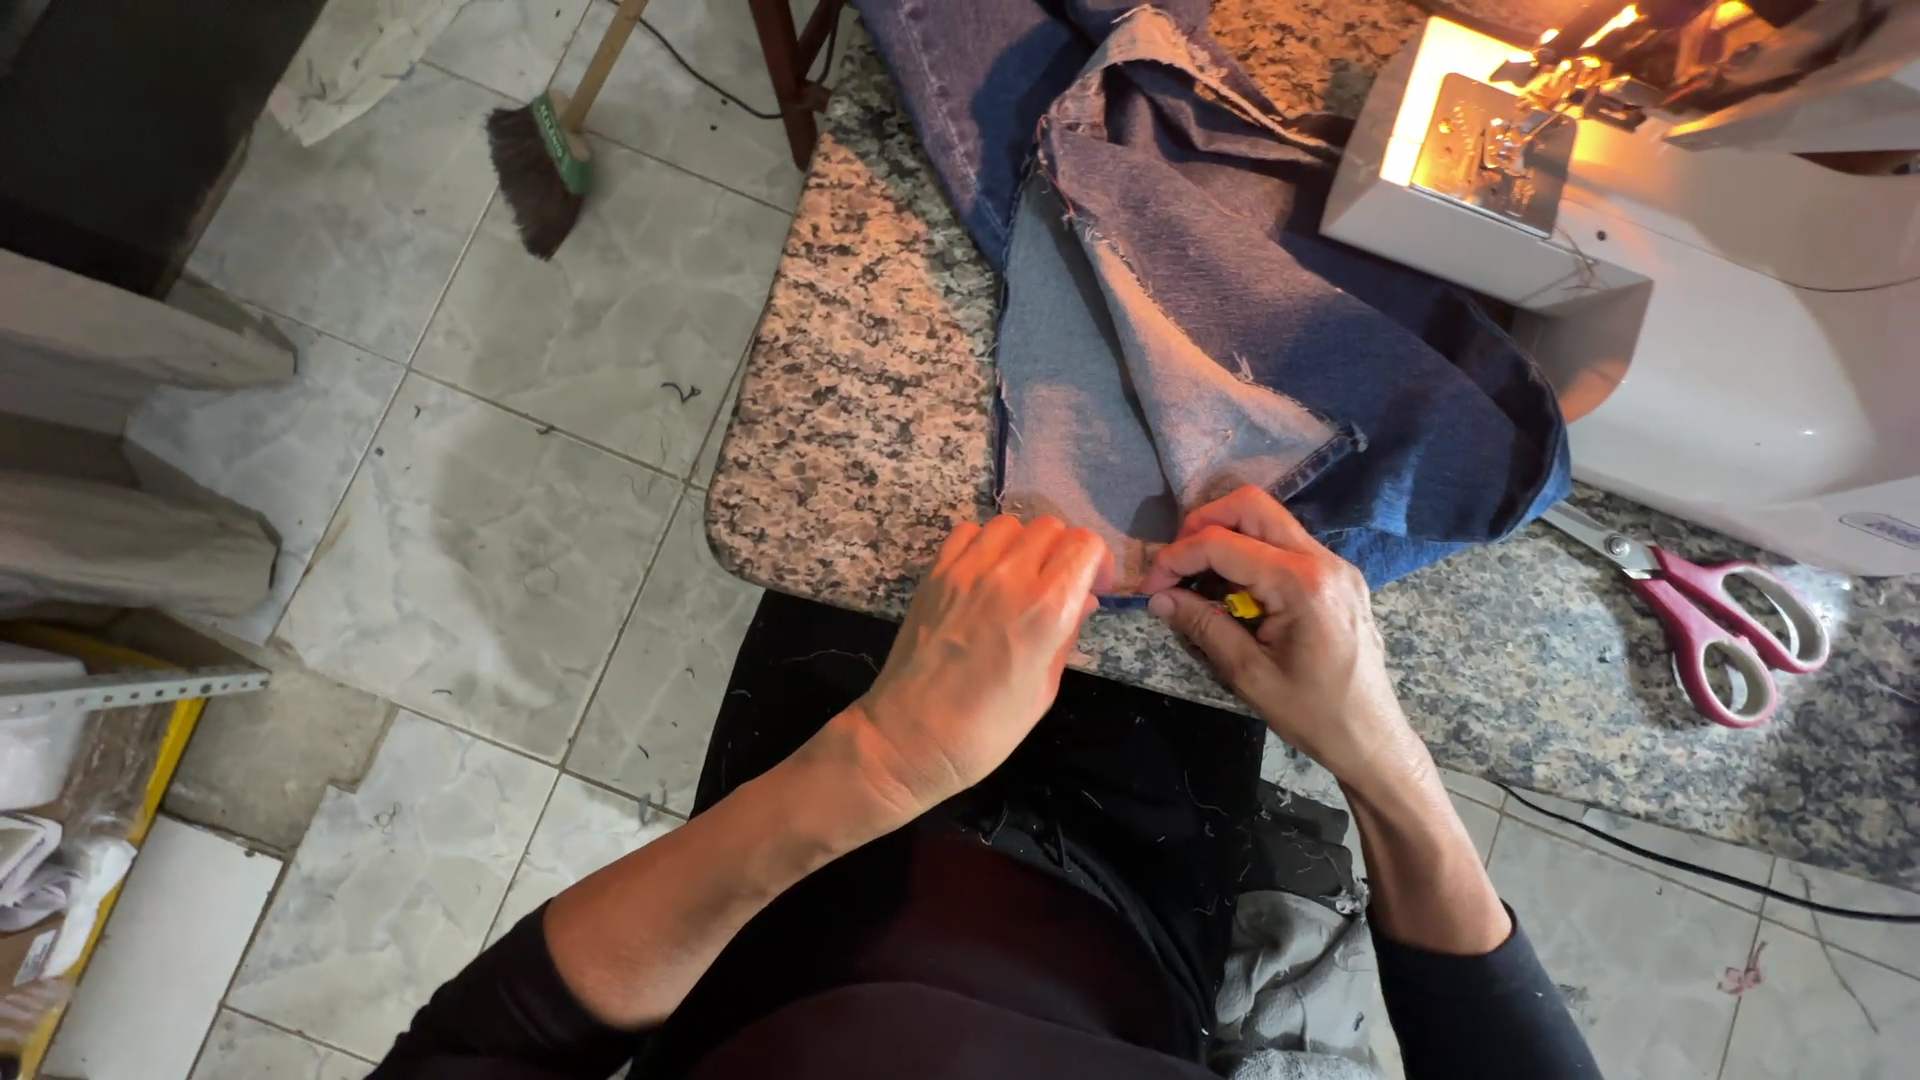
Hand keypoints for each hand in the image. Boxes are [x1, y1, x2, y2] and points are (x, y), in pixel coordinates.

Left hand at [838, 515, 1113, 823]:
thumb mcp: (1044, 689)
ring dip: (1024, 544)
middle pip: (1051, 528)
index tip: (1092, 588)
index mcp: (1046, 609)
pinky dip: (984, 544)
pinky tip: (984, 574)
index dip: (1097, 562)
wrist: (909, 737)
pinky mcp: (935, 573)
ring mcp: (966, 570)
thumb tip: (1082, 599)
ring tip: (1020, 577)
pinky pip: (968, 532)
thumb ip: (1067, 633)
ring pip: (1010, 524)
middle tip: (1058, 584)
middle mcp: (1008, 576)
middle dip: (1064, 551)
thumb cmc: (986, 729)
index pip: (1084, 545)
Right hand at [1141, 487, 1426, 794]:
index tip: (1152, 586)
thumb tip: (1159, 597)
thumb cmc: (1313, 713)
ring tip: (1197, 574)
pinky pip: (1284, 542)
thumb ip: (1203, 625)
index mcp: (1301, 584)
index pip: (1222, 544)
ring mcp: (1334, 564)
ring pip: (1268, 518)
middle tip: (1175, 563)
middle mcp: (1322, 560)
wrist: (1374, 738)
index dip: (1176, 557)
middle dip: (1201, 525)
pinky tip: (1231, 586)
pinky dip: (1248, 550)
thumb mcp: (1248, 674)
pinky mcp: (1336, 575)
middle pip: (1250, 506)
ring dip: (1224, 534)